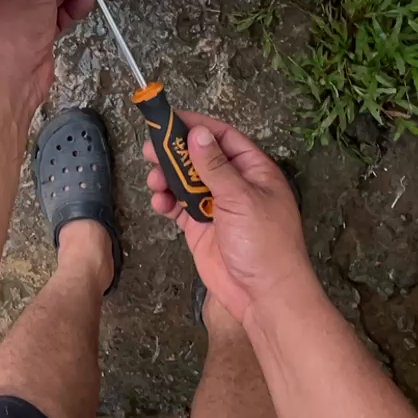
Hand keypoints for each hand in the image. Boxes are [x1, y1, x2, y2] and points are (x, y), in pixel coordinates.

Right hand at [145, 111, 313, 325]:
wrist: (264, 298)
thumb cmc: (266, 246)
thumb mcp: (241, 199)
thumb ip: (215, 166)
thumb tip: (197, 133)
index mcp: (253, 171)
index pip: (222, 137)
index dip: (197, 126)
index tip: (170, 119)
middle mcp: (234, 184)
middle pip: (199, 157)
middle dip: (174, 152)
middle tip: (151, 149)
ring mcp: (217, 206)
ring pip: (185, 181)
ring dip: (167, 178)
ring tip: (154, 180)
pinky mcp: (201, 227)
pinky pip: (179, 206)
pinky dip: (167, 202)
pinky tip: (160, 203)